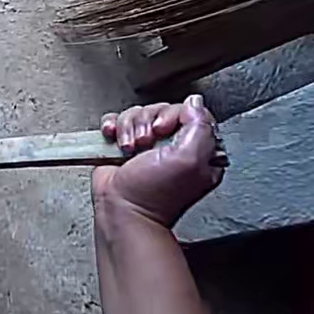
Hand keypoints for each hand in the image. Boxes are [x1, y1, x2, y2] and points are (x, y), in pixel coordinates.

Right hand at [93, 94, 224, 227]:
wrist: (121, 211)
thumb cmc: (154, 196)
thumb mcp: (189, 159)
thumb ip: (200, 126)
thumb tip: (194, 102)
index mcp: (198, 150)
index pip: (191, 112)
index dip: (175, 116)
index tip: (165, 131)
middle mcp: (174, 146)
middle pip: (161, 110)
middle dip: (148, 123)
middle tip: (146, 145)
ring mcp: (148, 145)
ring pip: (138, 113)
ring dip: (129, 128)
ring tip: (129, 150)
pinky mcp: (123, 145)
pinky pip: (117, 121)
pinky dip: (112, 126)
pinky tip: (113, 139)